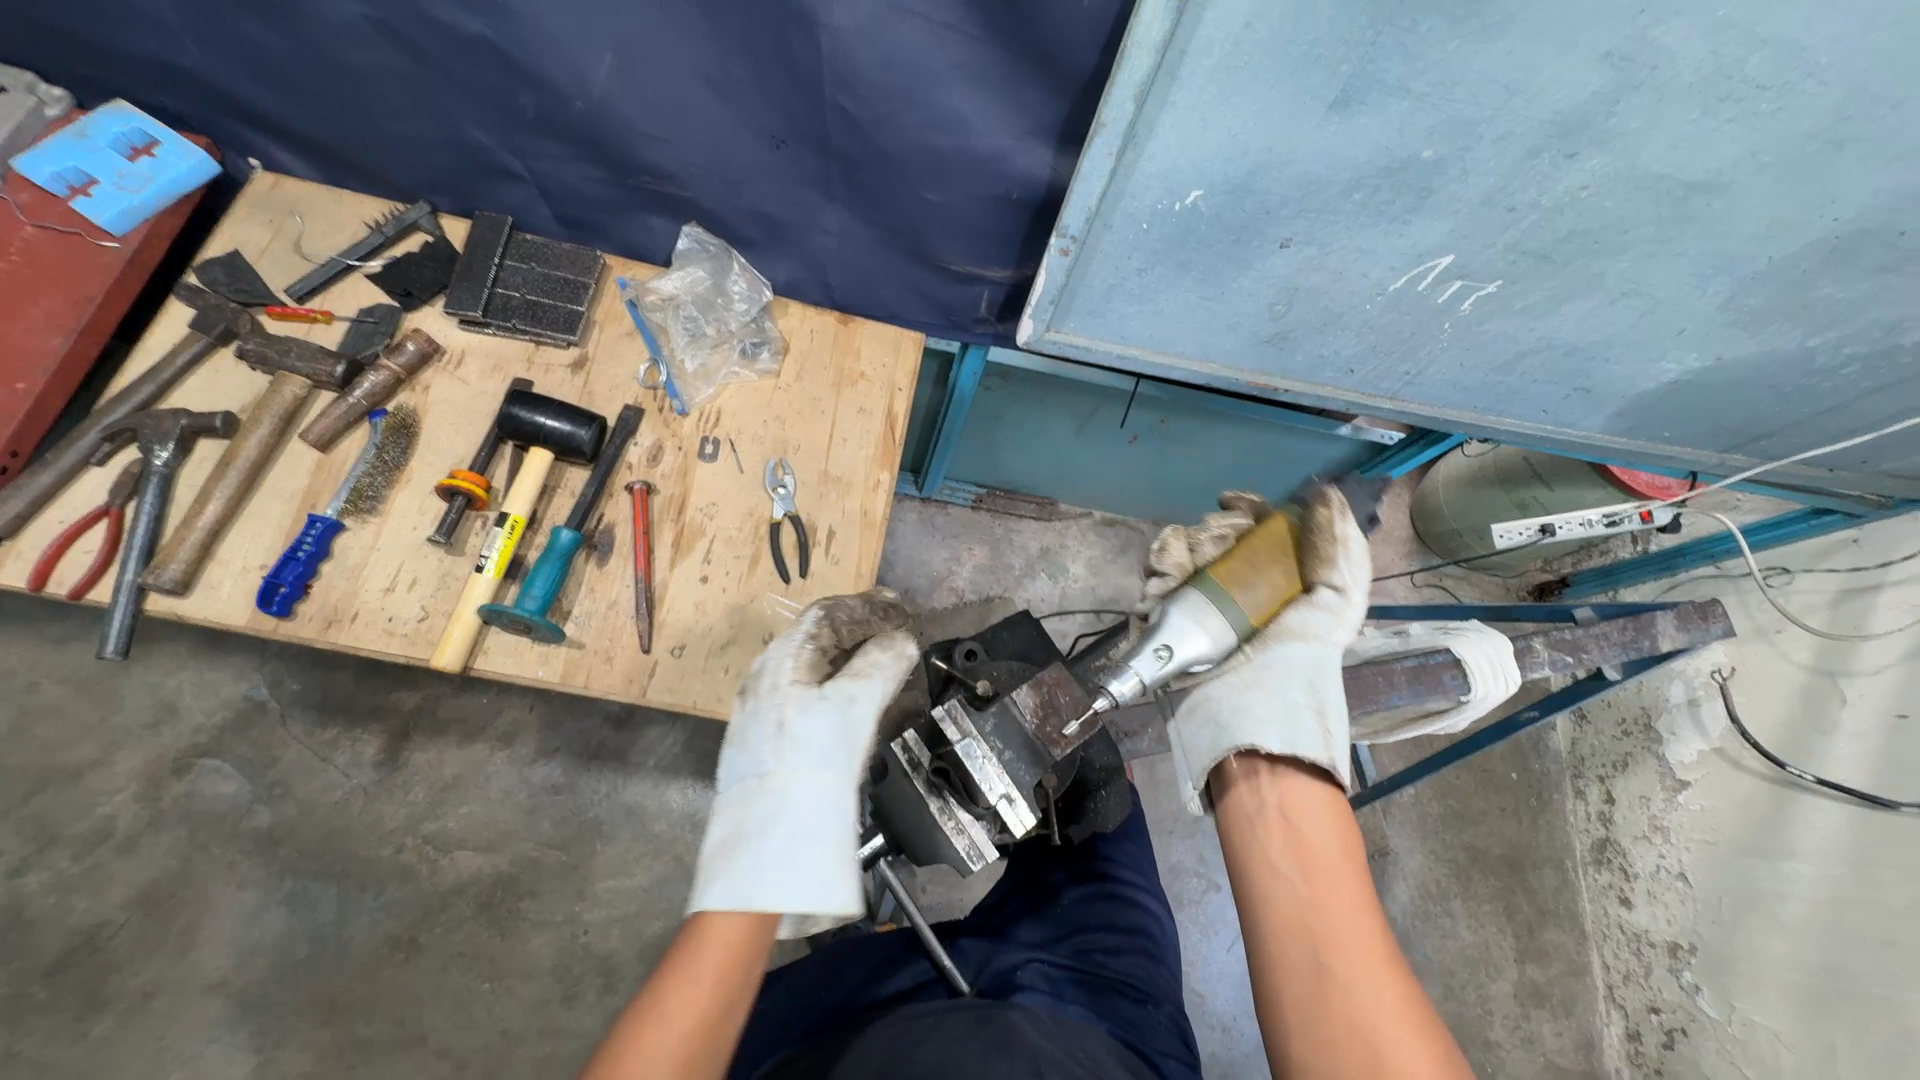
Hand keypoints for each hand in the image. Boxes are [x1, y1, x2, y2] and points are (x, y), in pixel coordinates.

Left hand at [688, 588, 919, 937]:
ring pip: (811, 674)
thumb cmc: (812, 761)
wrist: (768, 839)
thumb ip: (880, 665)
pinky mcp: (764, 742)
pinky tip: (854, 715)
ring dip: (850, 668)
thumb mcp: (854, 706)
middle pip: (818, 642)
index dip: (868, 608)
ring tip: (883, 678)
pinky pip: (804, 701)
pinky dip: (836, 695)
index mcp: (782, 660)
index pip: (827, 614)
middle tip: (897, 643)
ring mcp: (761, 711)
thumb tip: (901, 639)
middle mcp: (765, 677)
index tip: (901, 613)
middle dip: (861, 638)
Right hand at [1158, 486, 1370, 810]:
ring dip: (1182, 549)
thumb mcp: (1337, 602)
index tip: (1234, 502)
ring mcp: (1196, 604)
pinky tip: (1167, 580)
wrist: (1251, 708)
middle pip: (1210, 534)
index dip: (1244, 508)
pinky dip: (1157, 572)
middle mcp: (1232, 587)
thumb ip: (1336, 548)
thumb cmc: (1297, 657)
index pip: (1251, 529)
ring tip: (1192, 565)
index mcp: (1273, 580)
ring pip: (1177, 551)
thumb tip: (1325, 493)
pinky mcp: (1165, 621)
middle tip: (1220, 541)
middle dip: (1214, 530)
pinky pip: (1152, 580)